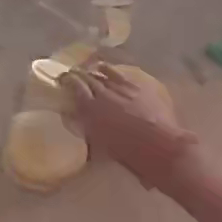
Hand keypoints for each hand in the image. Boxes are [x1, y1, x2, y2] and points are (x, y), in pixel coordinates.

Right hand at [62, 65, 197, 186]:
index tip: (62, 79)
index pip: (75, 88)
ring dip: (94, 71)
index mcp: (91, 109)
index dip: (67, 81)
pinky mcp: (138, 86)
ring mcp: (122, 88)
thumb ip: (87, 126)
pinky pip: (120, 74)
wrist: (160, 146)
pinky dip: (111, 71)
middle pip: (87, 77)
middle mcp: (103, 94)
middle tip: (73, 74)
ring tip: (90, 69)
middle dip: (78, 74)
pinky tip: (107, 69)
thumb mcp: (100, 143)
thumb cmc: (128, 153)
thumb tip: (78, 117)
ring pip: (103, 73)